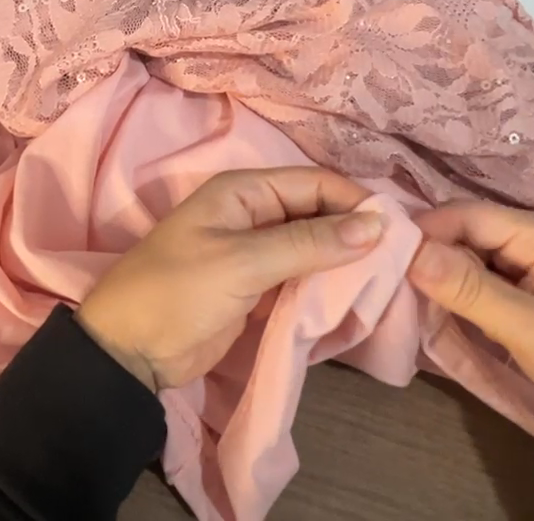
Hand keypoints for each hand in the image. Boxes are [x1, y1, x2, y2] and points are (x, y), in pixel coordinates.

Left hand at [75, 167, 384, 392]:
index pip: (314, 183)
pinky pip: (302, 276)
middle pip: (318, 212)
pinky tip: (358, 299)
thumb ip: (309, 243)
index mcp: (245, 189)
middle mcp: (254, 212)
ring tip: (392, 281)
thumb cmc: (179, 291)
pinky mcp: (258, 286)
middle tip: (404, 262)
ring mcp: (256, 250)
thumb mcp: (244, 262)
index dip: (356, 202)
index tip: (403, 231)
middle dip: (355, 233)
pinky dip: (328, 285)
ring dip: (346, 261)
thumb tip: (376, 224)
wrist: (129, 350)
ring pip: (314, 246)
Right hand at [407, 201, 533, 478]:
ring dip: (447, 275)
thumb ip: (467, 287)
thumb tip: (407, 249)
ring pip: (474, 255)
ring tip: (416, 299)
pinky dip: (465, 292)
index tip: (388, 259)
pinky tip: (449, 310)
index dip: (425, 231)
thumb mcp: (527, 329)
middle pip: (468, 231)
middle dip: (433, 254)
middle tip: (397, 284)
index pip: (466, 214)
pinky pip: (487, 277)